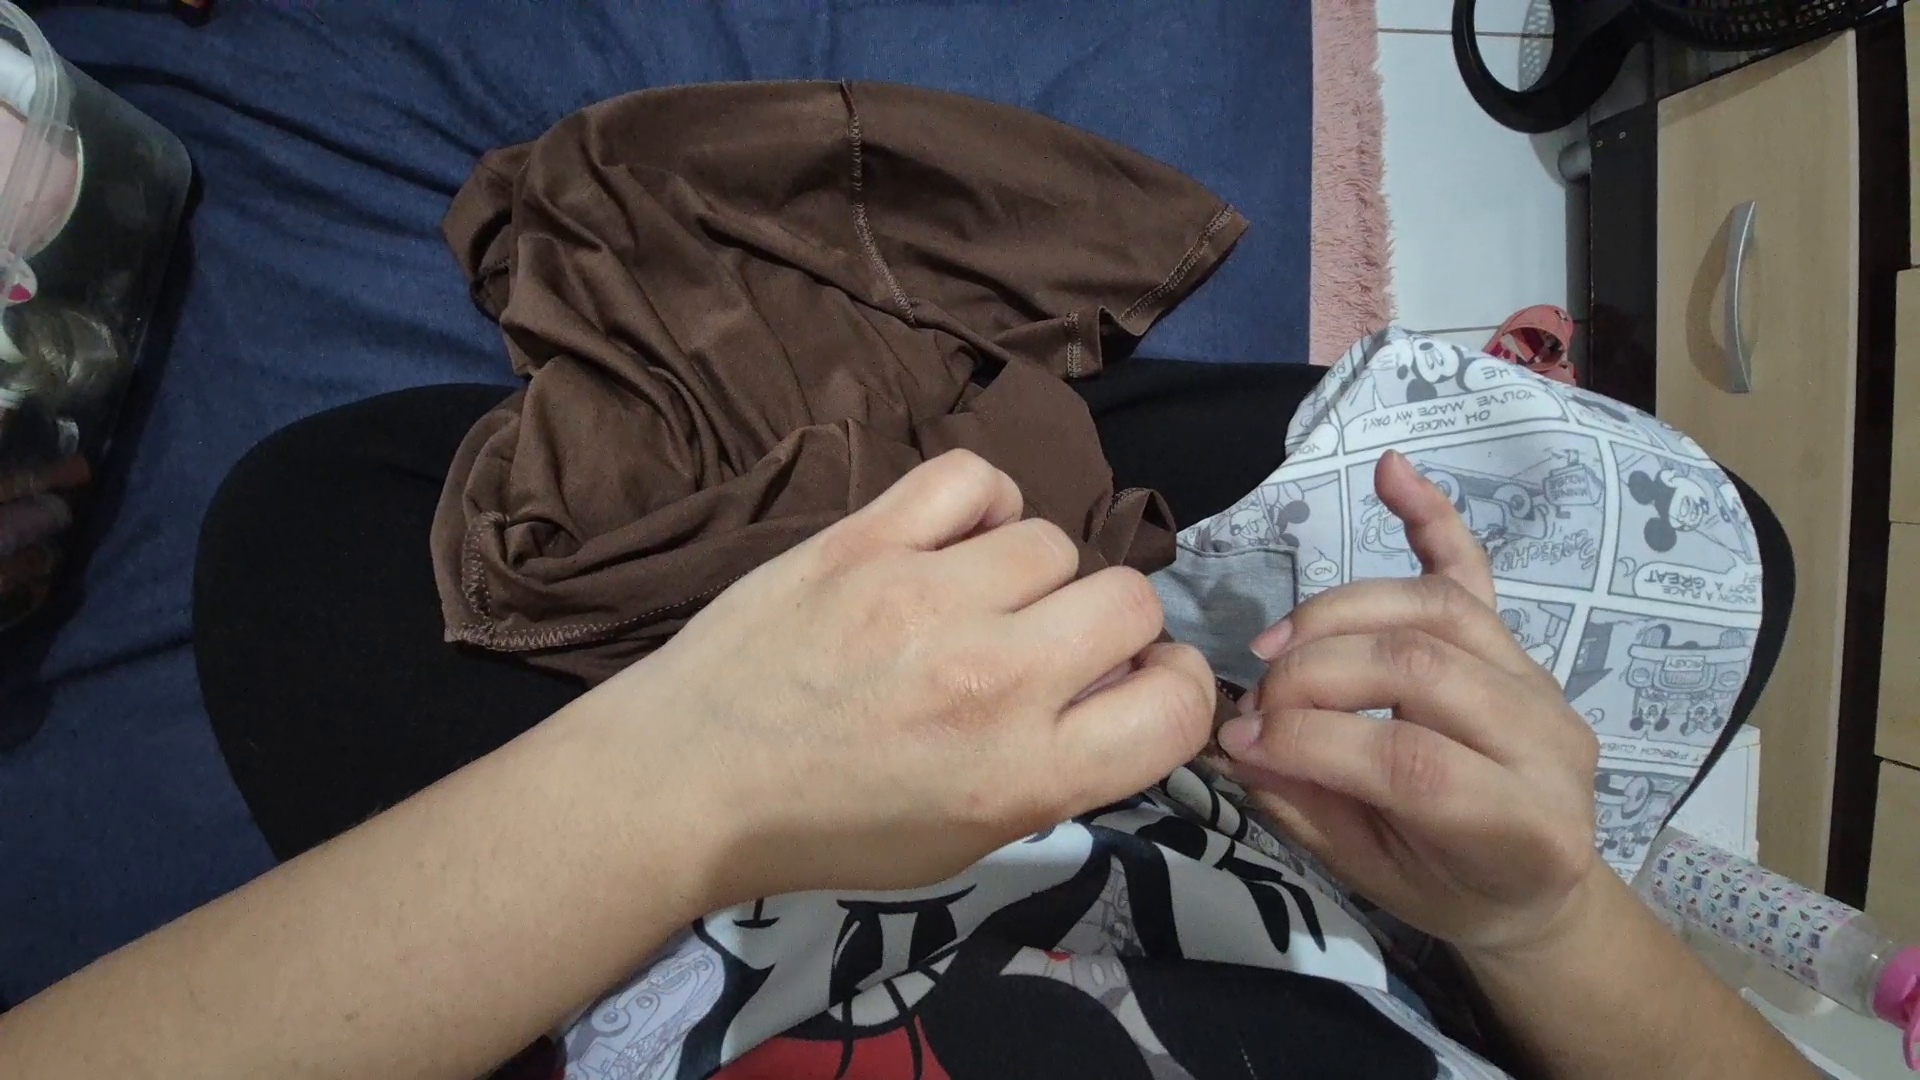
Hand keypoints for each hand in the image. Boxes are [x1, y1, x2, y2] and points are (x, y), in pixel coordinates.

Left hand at [593, 450, 1215, 904]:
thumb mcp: (966, 840)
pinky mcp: (865, 539)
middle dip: (1112, 622)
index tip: (1138, 680)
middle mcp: (994, 677)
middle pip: (1130, 598)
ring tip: (980, 595)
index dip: (1178, 685)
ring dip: (1033, 573)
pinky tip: (955, 539)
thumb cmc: (830, 828)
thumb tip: (1113, 683)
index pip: (1176, 706)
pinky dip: (983, 505)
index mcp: (1025, 773)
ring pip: (1052, 538)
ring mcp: (925, 596)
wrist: (687, 782)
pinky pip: (971, 479)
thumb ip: (1058, 767)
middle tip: (1054, 639)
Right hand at [1216, 450, 1602, 958]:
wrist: (1537, 882)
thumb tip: (1237, 737)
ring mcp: (1537, 679)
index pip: (1410, 761)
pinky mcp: (1515, 646)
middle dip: (1314, 672)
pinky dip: (1430, 517)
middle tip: (1259, 697)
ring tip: (1278, 642)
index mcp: (1524, 824)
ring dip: (1337, 611)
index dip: (1308, 740)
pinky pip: (1472, 571)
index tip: (1240, 740)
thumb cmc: (1448, 887)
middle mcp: (1549, 738)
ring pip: (1435, 607)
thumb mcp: (1370, 874)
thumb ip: (1303, 804)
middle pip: (1420, 665)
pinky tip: (1391, 471)